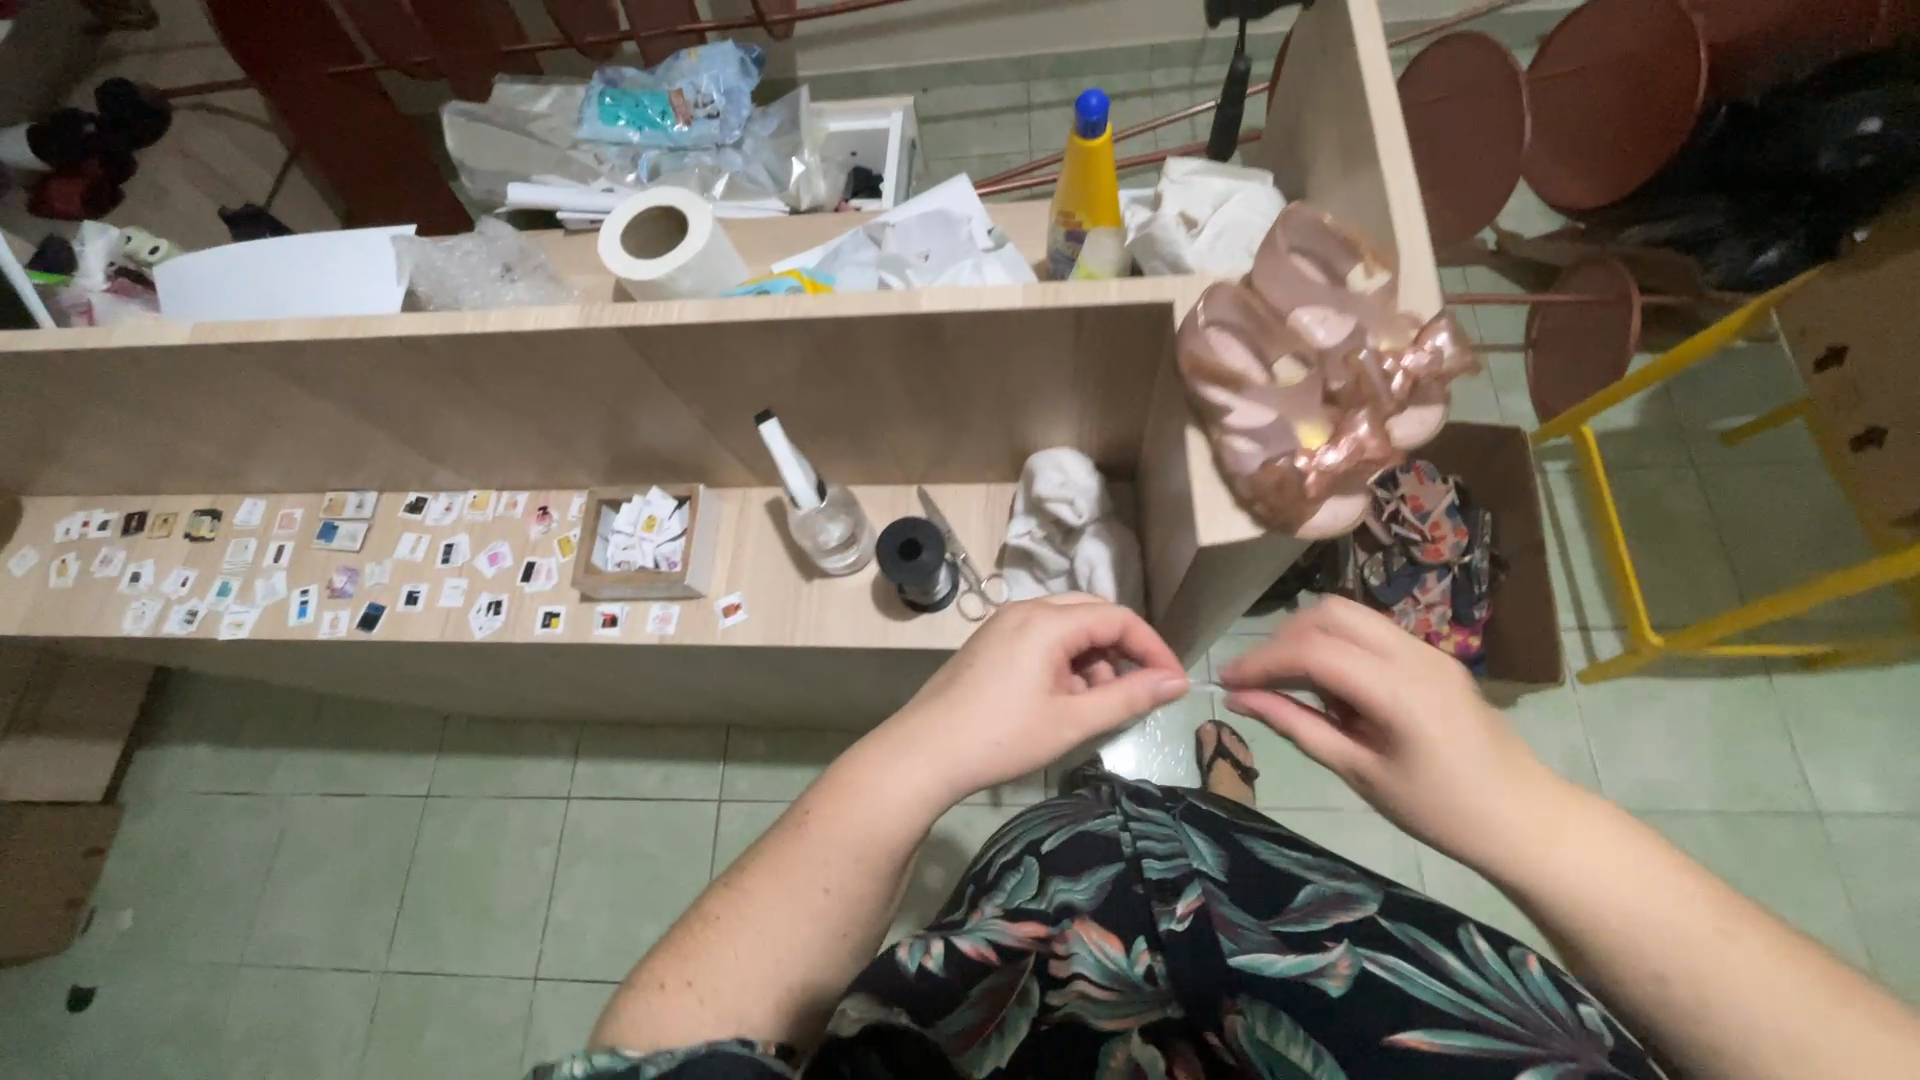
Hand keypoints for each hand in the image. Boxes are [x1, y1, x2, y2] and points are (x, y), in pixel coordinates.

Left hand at [866, 594, 1190, 806]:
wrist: (924, 752)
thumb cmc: (1002, 737)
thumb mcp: (1073, 720)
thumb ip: (1129, 697)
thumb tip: (1177, 682)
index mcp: (1048, 621)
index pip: (1119, 617)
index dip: (1152, 648)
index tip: (1171, 683)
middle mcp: (1025, 610)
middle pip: (1092, 614)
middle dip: (1121, 650)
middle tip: (1136, 691)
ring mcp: (1003, 624)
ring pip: (1067, 627)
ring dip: (1092, 659)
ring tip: (1091, 707)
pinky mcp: (990, 642)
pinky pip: (1041, 638)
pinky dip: (1064, 662)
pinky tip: (1061, 701)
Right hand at [1216, 596, 1576, 872]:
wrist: (1528, 820)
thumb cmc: (1440, 810)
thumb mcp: (1359, 772)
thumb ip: (1295, 726)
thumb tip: (1238, 700)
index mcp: (1398, 690)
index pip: (1312, 651)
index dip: (1260, 662)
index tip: (1224, 682)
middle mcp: (1413, 654)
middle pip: (1328, 613)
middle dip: (1281, 640)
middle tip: (1257, 681)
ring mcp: (1427, 650)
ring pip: (1347, 615)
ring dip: (1307, 638)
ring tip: (1291, 686)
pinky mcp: (1432, 657)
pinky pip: (1369, 632)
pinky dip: (1335, 646)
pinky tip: (1331, 689)